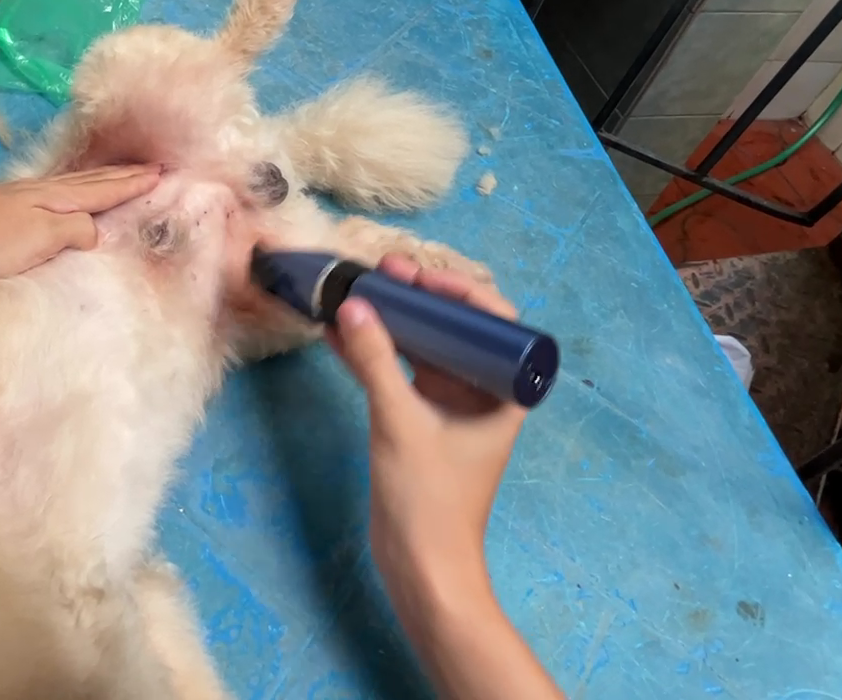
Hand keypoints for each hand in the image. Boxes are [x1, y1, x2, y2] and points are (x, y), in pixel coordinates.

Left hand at [0, 165, 161, 287]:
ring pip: (68, 186)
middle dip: (121, 175)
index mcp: (54, 198)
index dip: (133, 183)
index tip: (162, 172)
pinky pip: (49, 196)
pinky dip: (69, 192)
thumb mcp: (39, 238)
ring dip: (97, 180)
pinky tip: (61, 197)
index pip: (103, 188)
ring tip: (115, 175)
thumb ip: (74, 231)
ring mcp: (14, 199)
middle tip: (149, 167)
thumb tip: (95, 230)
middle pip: (88, 180)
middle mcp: (38, 192)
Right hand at [326, 255, 525, 621]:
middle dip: (417, 298)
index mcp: (502, 389)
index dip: (457, 292)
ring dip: (391, 319)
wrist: (421, 569)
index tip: (418, 277)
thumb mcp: (400, 422)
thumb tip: (350, 305)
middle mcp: (480, 388)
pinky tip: (338, 331)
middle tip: (383, 272)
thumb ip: (375, 360)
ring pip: (422, 345)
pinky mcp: (419, 416)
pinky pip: (398, 370)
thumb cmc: (429, 498)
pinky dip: (372, 350)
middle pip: (453, 327)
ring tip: (359, 289)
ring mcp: (448, 402)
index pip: (492, 321)